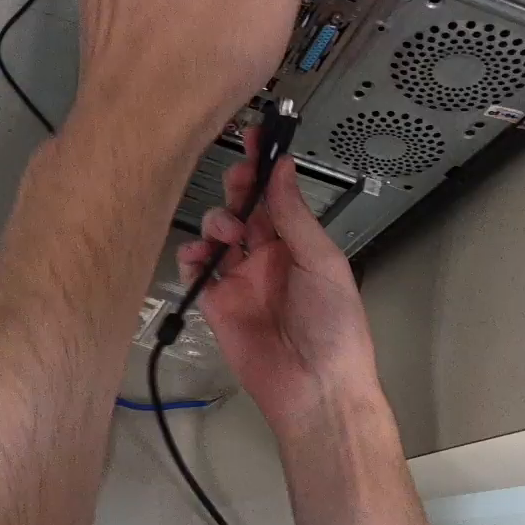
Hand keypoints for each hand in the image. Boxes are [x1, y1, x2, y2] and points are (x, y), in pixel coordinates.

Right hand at [178, 127, 381, 431]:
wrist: (314, 387)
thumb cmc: (333, 325)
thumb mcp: (322, 262)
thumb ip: (294, 216)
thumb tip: (282, 169)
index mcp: (298, 245)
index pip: (276, 197)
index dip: (264, 168)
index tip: (255, 137)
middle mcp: (267, 257)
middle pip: (243, 211)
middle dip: (237, 190)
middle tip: (237, 182)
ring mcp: (240, 280)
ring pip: (216, 236)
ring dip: (216, 224)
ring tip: (226, 236)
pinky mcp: (216, 304)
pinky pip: (196, 272)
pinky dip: (191, 259)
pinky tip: (198, 257)